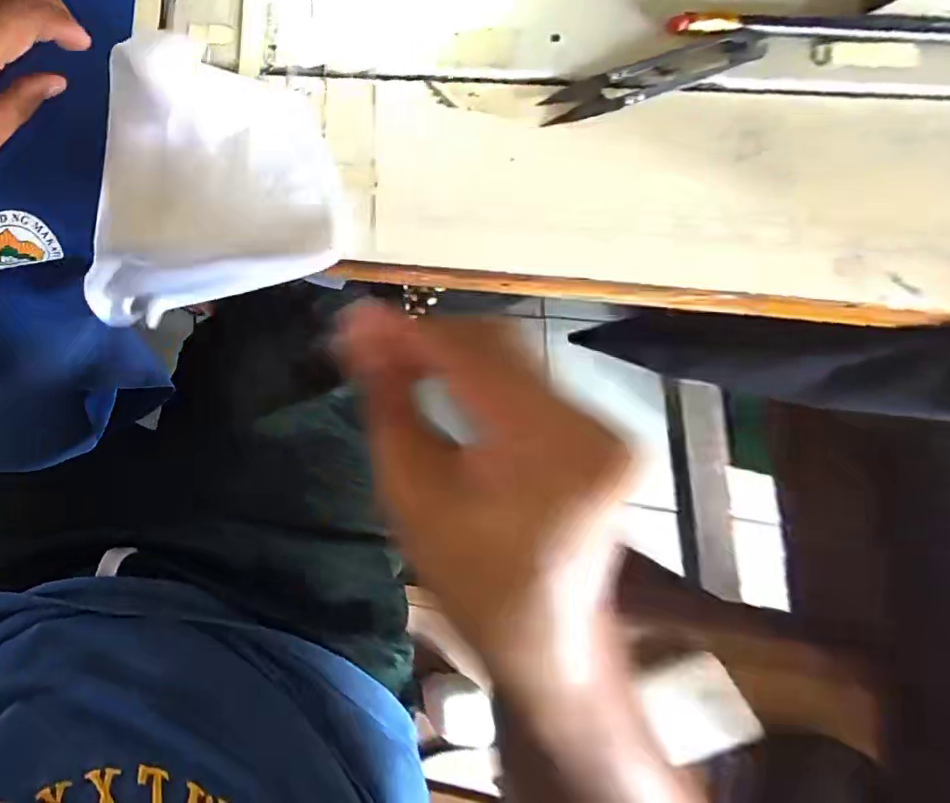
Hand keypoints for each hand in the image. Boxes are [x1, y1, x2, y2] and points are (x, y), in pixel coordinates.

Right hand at [334, 302, 638, 697]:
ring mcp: (600, 424)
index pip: (468, 358)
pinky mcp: (593, 428)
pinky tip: (429, 371)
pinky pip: (521, 374)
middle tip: (361, 336)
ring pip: (507, 351)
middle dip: (421, 334)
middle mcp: (590, 423)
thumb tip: (357, 335)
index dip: (404, 331)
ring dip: (442, 346)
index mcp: (549, 446)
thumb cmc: (466, 570)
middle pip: (493, 344)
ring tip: (386, 352)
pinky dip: (469, 365)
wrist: (544, 633)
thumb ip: (385, 400)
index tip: (349, 316)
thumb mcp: (407, 485)